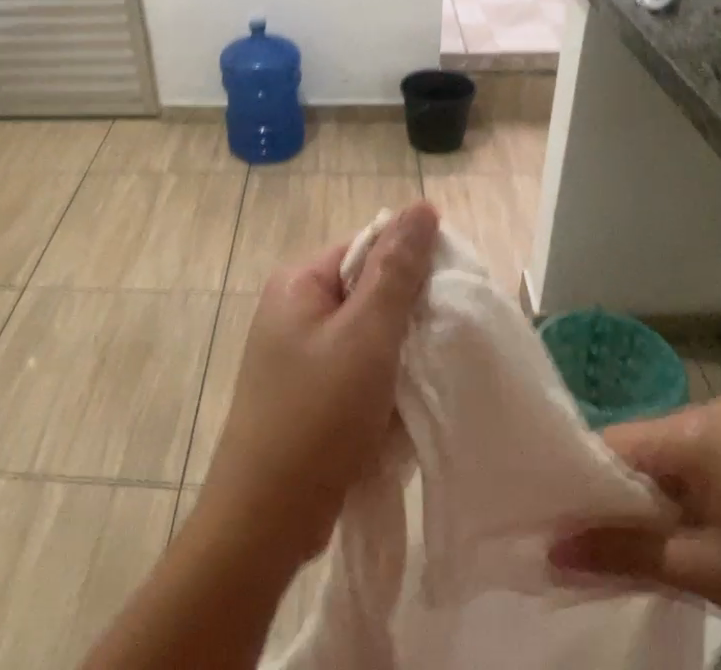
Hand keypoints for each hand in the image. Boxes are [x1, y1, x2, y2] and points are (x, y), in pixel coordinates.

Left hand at [200, 202, 440, 568]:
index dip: (413, 265)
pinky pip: (357, 372)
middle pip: (368, 292)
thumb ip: (396, 271)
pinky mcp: (306, 394)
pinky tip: (400, 410)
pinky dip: (382, 387)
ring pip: (368, 337)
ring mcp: (296, 354)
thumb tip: (421, 206)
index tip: (453, 300)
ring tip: (424, 381)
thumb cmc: (318, 416)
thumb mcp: (366, 336)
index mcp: (298, 282)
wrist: (268, 513)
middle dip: (408, 318)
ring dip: (400, 357)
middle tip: (443, 346)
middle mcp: (292, 310)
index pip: (368, 247)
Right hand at [551, 401, 720, 669]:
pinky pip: (706, 475)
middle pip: (637, 454)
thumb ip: (623, 554)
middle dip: (612, 504)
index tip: (548, 527)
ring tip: (633, 557)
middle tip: (584, 552)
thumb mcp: (708, 571)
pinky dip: (687, 508)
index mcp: (692, 428)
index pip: (605, 446)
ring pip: (671, 468)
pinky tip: (689, 548)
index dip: (574, 488)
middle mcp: (713, 415)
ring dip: (651, 510)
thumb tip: (549, 550)